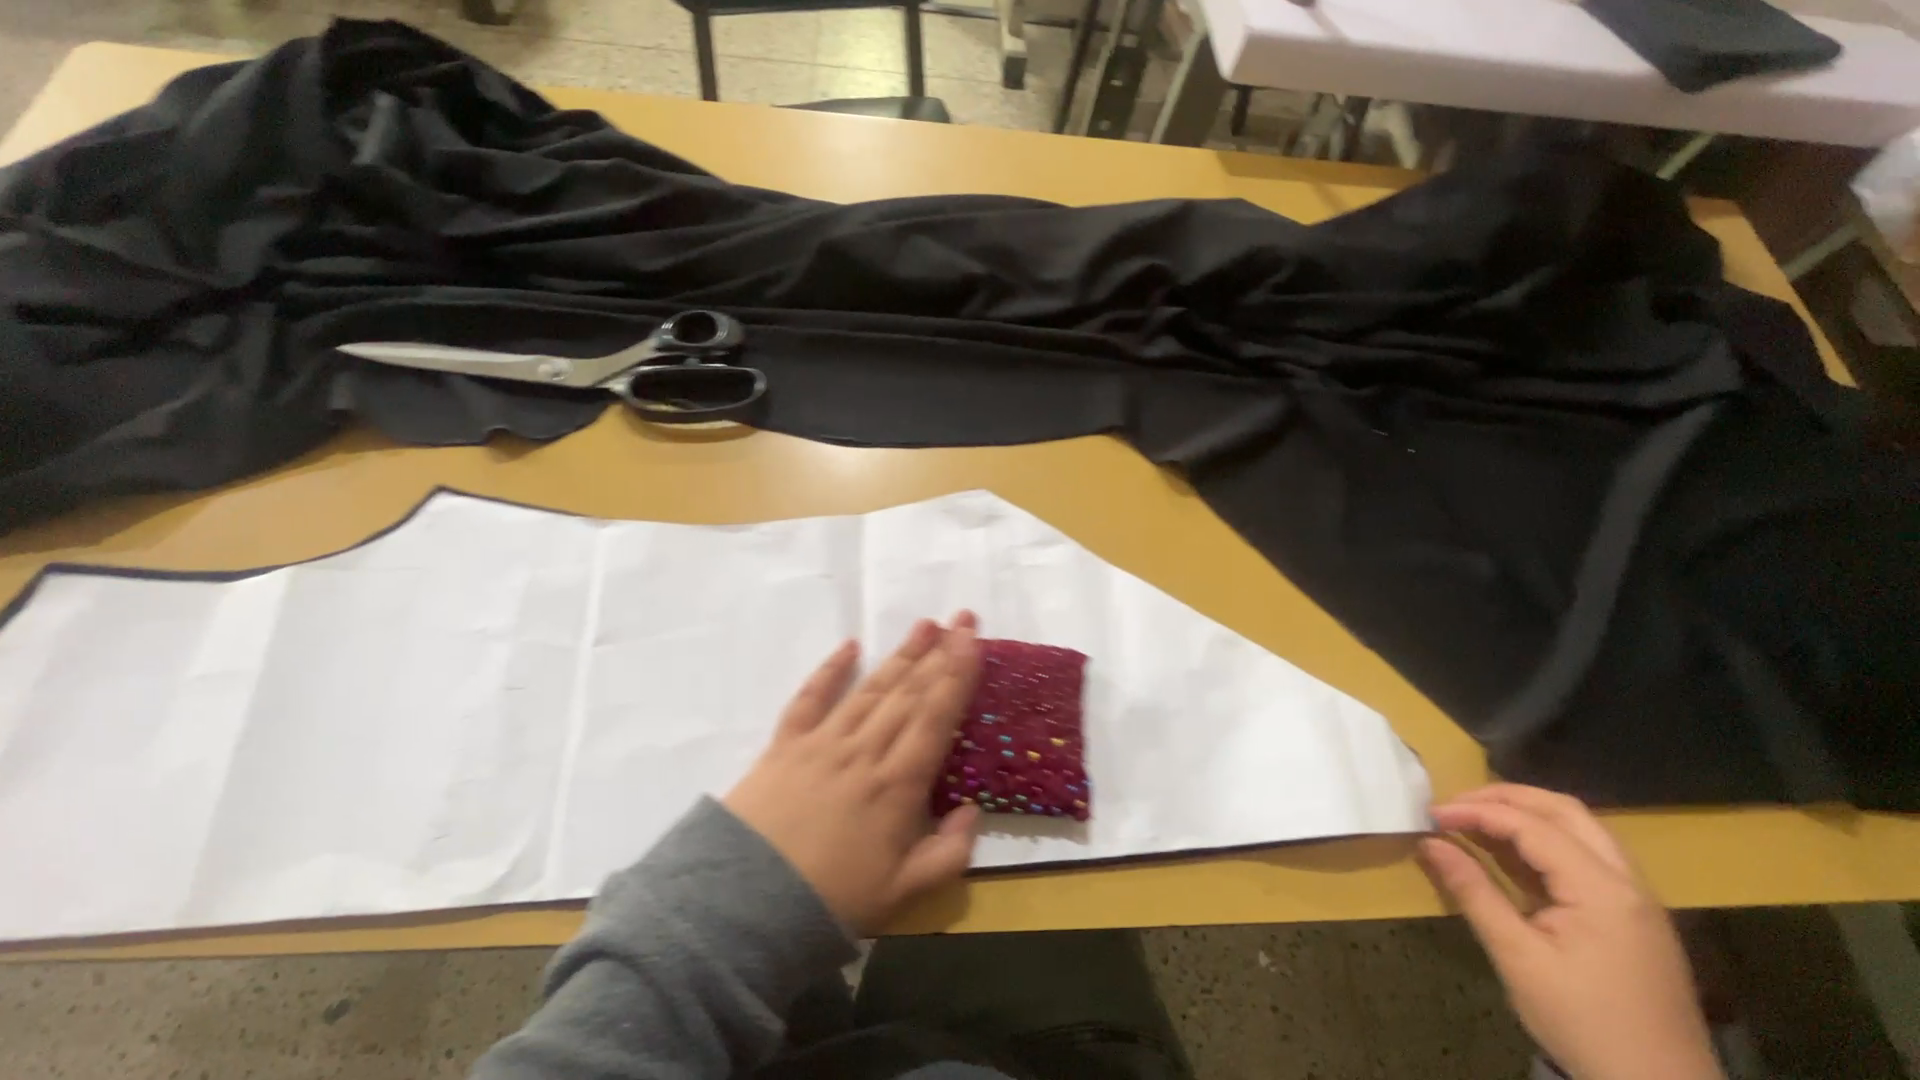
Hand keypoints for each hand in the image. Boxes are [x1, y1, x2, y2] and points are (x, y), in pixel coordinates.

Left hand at [724, 614, 982, 934]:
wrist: (748, 902)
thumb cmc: (833, 898)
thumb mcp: (905, 893)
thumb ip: (949, 853)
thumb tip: (973, 810)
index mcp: (898, 785)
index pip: (935, 717)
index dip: (957, 676)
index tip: (973, 640)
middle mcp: (865, 752)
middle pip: (908, 694)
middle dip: (939, 655)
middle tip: (962, 619)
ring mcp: (823, 743)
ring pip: (870, 689)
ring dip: (900, 656)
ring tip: (925, 626)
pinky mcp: (785, 746)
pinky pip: (810, 698)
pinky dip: (830, 670)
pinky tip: (849, 647)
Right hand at [1420, 785, 1723, 1079]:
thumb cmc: (1583, 1023)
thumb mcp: (1518, 958)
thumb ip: (1474, 892)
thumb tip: (1429, 843)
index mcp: (1602, 888)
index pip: (1532, 826)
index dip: (1477, 811)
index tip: (1430, 814)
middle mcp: (1627, 880)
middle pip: (1565, 811)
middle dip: (1506, 798)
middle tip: (1454, 805)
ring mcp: (1636, 897)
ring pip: (1582, 829)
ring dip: (1528, 816)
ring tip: (1477, 822)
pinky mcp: (1634, 915)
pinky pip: (1589, 857)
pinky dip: (1546, 842)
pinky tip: (1512, 856)